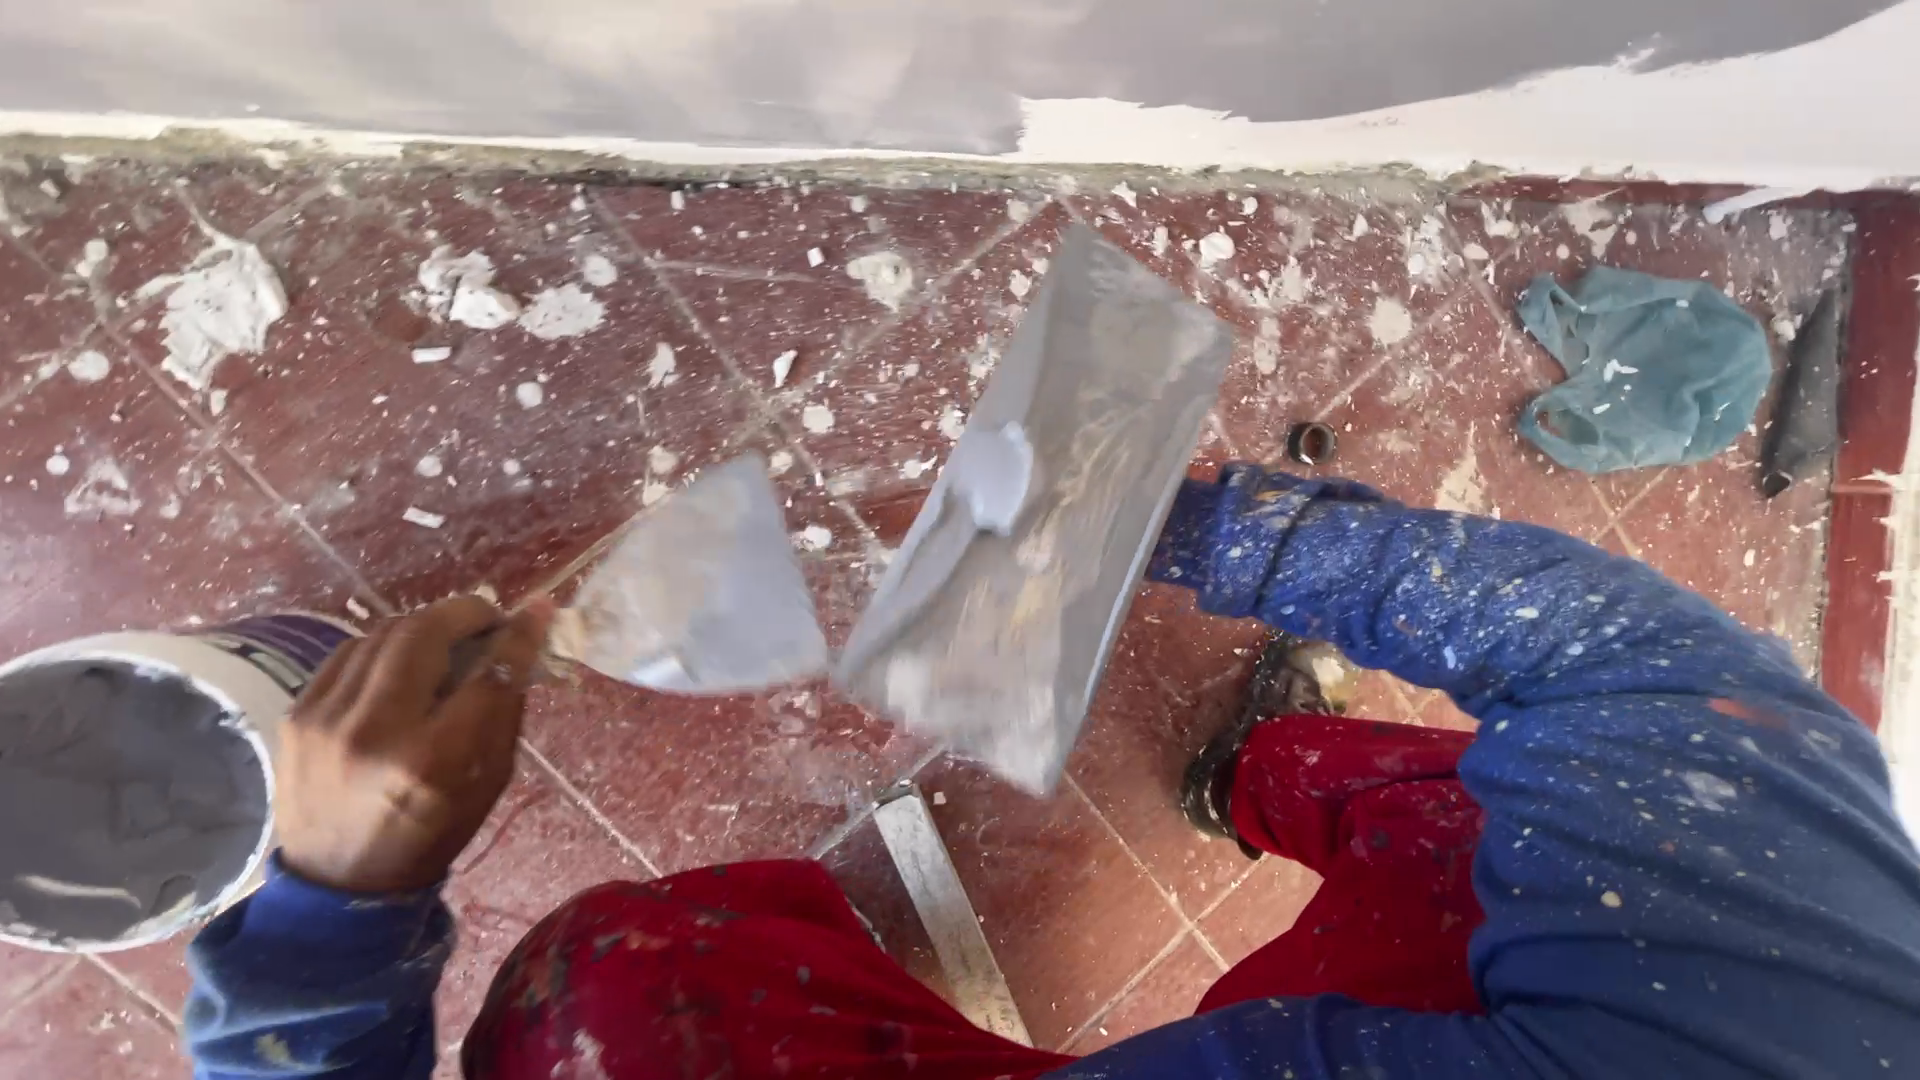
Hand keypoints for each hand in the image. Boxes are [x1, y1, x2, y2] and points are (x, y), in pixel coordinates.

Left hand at [275, 594, 556, 893]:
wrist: (338, 882)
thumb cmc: (435, 830)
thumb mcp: (491, 776)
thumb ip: (505, 706)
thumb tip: (522, 642)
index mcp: (434, 758)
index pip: (488, 672)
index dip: (519, 634)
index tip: (539, 610)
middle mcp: (374, 730)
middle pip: (425, 633)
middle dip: (467, 613)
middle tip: (490, 619)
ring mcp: (325, 718)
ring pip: (385, 633)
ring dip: (428, 624)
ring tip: (451, 637)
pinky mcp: (297, 714)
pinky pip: (351, 652)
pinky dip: (389, 644)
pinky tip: (406, 659)